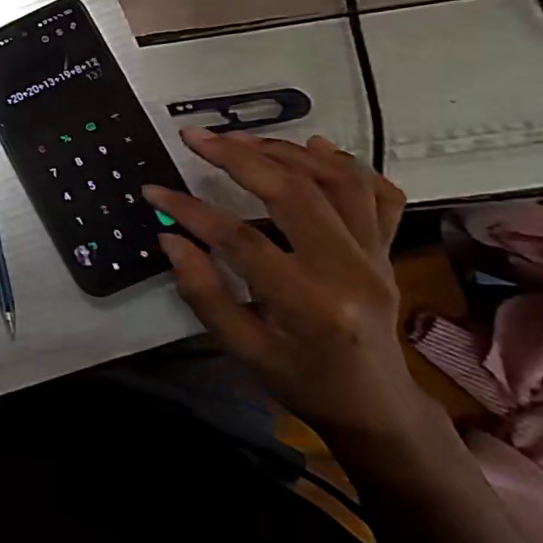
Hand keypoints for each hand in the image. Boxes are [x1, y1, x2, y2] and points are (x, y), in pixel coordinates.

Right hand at [142, 132, 436, 448]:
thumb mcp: (241, 349)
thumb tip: (170, 238)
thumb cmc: (301, 382)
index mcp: (307, 302)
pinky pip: (377, 194)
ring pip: (336, 181)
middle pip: (294, 192)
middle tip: (197, 136)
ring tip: (240, 140)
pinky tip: (318, 147)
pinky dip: (348, 164)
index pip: (240, 239)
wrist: (375, 405)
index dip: (191, 210)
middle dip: (239, 156)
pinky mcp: (387, 249)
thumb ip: (204, 292)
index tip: (154, 190)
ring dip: (286, 151)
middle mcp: (349, 268)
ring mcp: (376, 255)